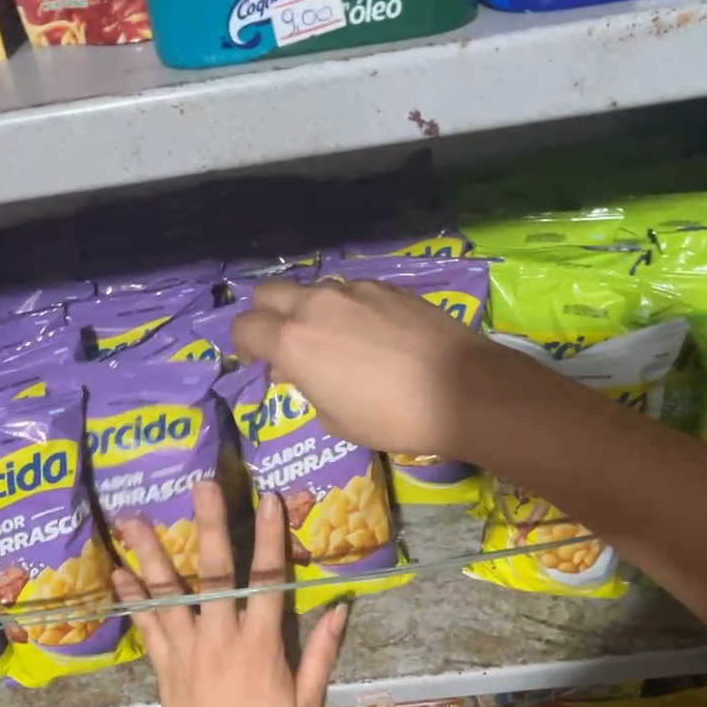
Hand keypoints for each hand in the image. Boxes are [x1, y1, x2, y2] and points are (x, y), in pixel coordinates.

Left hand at [112, 479, 347, 706]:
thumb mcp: (307, 704)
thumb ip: (321, 653)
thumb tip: (339, 606)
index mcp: (261, 647)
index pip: (269, 582)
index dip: (271, 539)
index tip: (268, 500)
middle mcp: (221, 640)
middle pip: (216, 574)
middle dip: (211, 526)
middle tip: (201, 487)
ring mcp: (187, 652)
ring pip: (170, 594)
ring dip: (153, 554)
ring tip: (134, 518)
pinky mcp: (164, 669)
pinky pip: (147, 628)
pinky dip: (133, 600)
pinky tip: (118, 572)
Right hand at [230, 278, 542, 461]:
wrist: (462, 390)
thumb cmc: (391, 418)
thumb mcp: (335, 420)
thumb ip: (307, 387)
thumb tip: (301, 370)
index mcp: (293, 341)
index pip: (244, 327)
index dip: (243, 345)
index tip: (257, 361)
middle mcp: (316, 305)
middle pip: (269, 292)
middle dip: (267, 314)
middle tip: (285, 341)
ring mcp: (354, 290)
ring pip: (314, 290)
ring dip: (311, 310)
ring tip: (336, 340)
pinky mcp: (388, 287)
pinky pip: (352, 292)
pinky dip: (349, 309)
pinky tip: (374, 334)